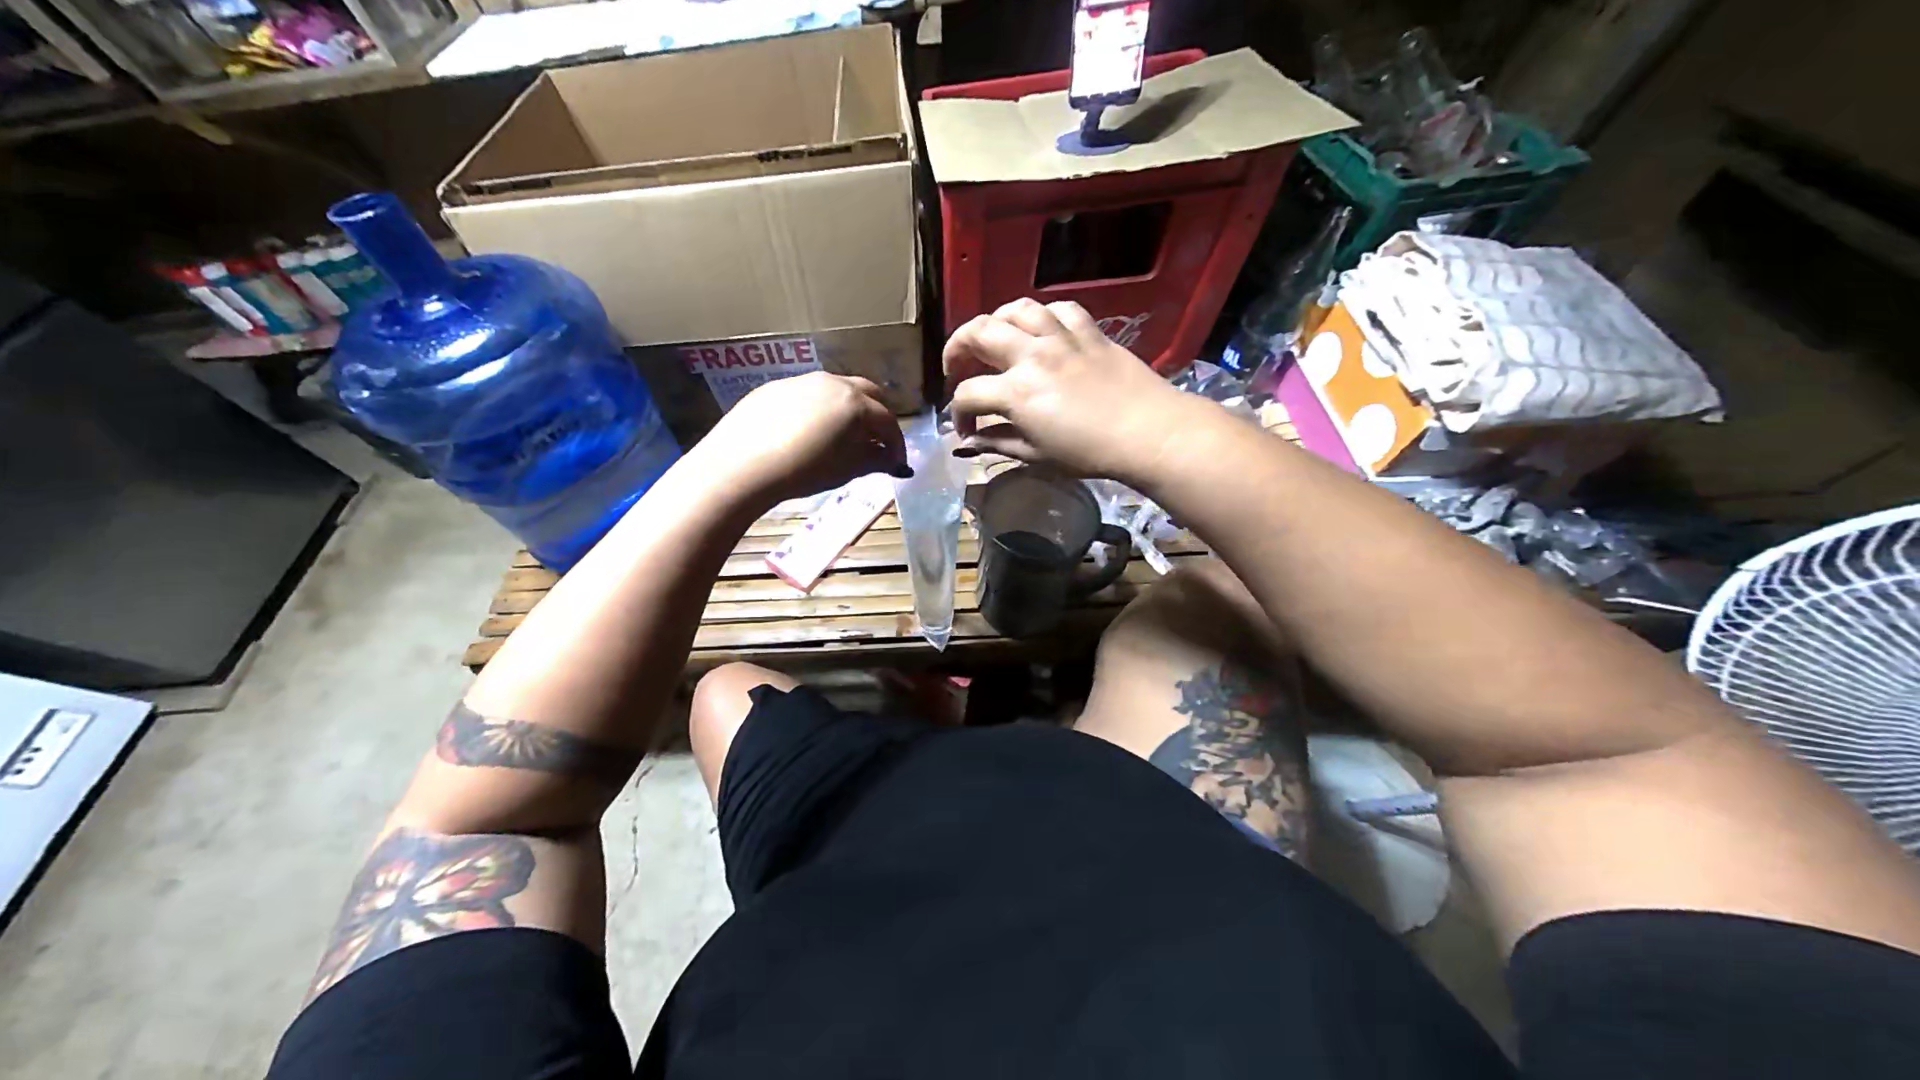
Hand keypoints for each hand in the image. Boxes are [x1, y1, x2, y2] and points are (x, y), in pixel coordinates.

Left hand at [702, 371, 909, 506]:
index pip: (888, 421)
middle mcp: (832, 383)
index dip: (896, 444)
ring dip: (846, 411)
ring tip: (840, 437)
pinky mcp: (774, 388)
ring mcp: (801, 382)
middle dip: (877, 417)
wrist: (743, 464)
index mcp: (856, 403)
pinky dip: (817, 411)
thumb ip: (876, 461)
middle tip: (875, 442)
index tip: (896, 463)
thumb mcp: (847, 469)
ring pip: (835, 391)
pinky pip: (806, 396)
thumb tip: (895, 462)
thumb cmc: (805, 470)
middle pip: (867, 393)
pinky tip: (805, 434)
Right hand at [943, 299, 1198, 482]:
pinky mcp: (1089, 331)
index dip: (958, 413)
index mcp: (1015, 392)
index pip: (968, 394)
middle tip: (958, 369)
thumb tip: (970, 442)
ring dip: (997, 322)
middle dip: (957, 349)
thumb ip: (998, 442)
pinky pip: (1060, 309)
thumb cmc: (1089, 453)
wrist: (1147, 432)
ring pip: (1017, 309)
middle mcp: (1031, 355)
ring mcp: (1061, 338)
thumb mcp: (1037, 455)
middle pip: (978, 333)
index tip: (966, 429)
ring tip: (994, 339)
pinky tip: (1043, 330)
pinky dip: (1045, 316)